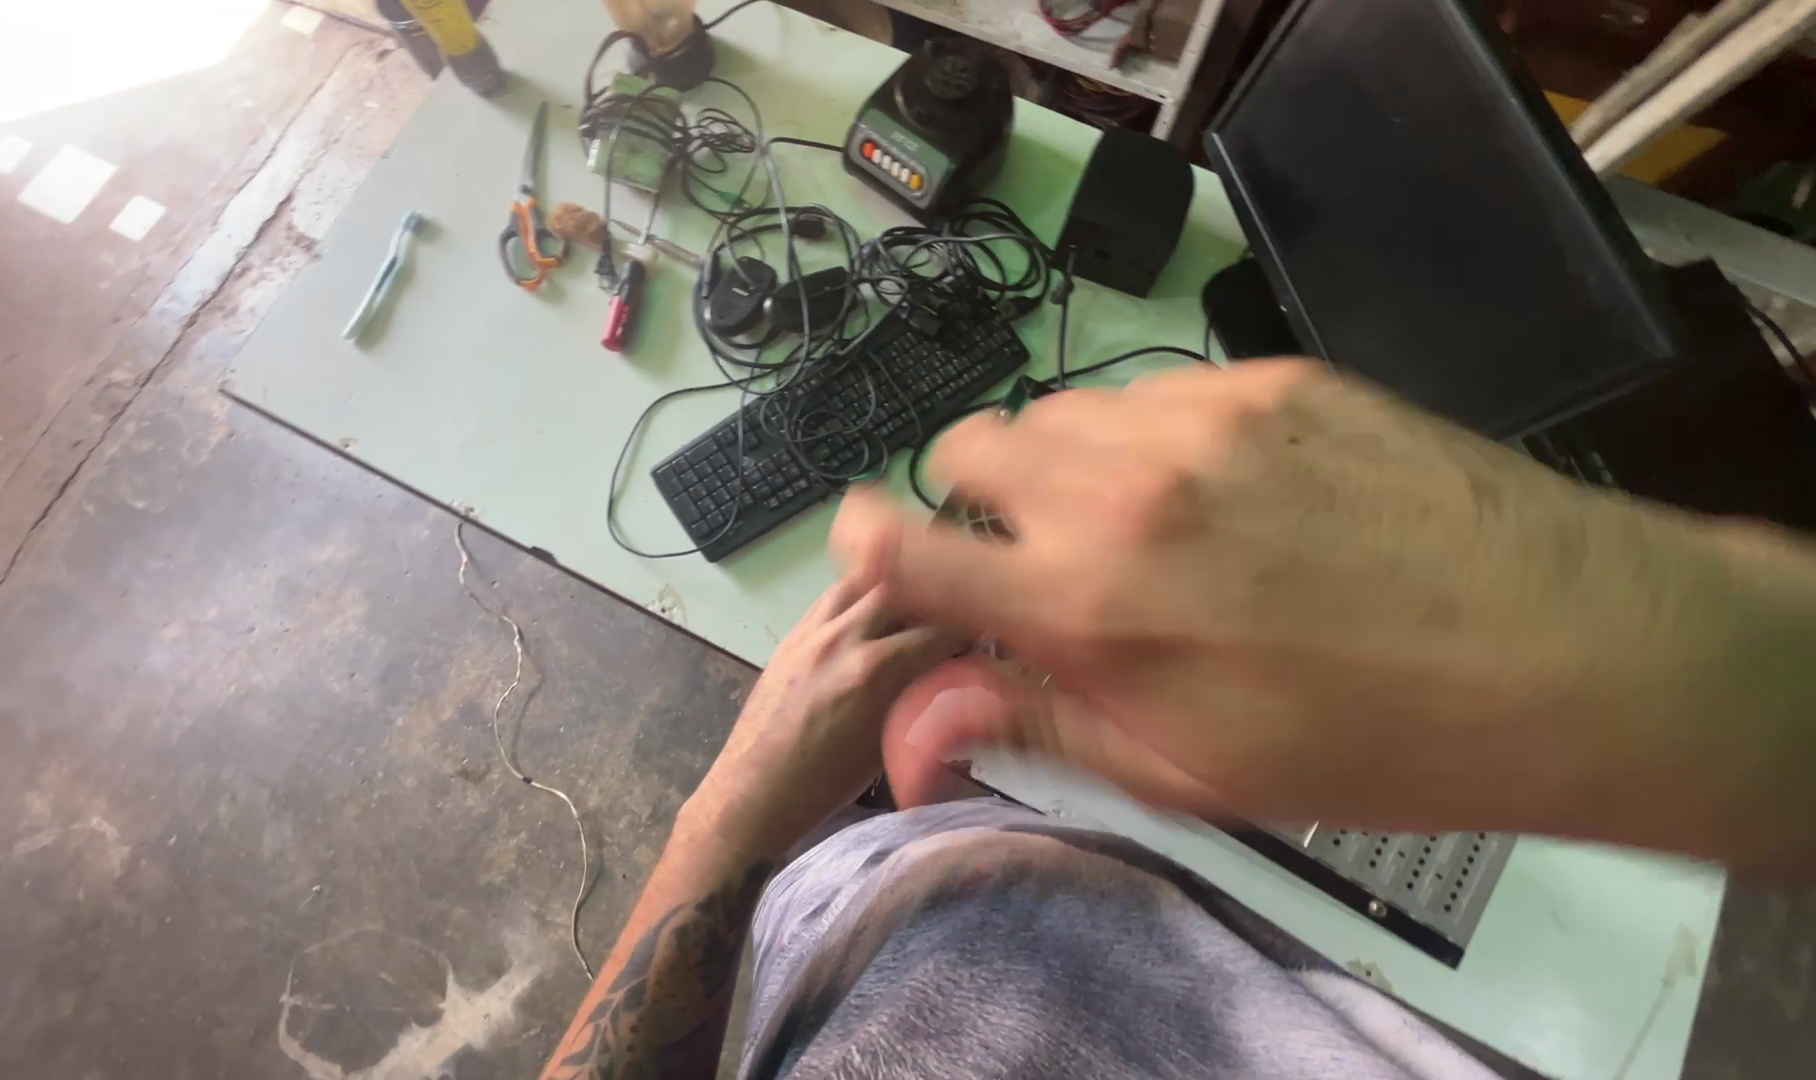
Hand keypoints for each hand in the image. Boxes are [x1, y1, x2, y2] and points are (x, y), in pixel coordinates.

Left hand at [682, 578, 963, 857]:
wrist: (756, 790)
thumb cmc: (827, 783)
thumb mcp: (888, 742)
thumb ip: (919, 697)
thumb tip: (951, 671)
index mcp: (874, 671)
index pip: (938, 629)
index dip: (969, 628)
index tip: (981, 635)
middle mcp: (844, 638)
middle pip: (904, 586)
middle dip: (936, 595)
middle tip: (951, 612)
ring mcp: (814, 631)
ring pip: (864, 579)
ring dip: (896, 584)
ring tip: (915, 600)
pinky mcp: (793, 633)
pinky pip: (833, 595)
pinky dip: (860, 593)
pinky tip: (872, 609)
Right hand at [837, 360, 1801, 860]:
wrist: (1571, 650)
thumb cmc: (1360, 739)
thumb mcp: (1176, 772)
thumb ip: (1025, 725)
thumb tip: (906, 725)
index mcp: (1086, 604)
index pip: (907, 550)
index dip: (864, 540)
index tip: (868, 541)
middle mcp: (1118, 493)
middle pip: (967, 447)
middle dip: (975, 498)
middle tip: (1035, 548)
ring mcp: (1192, 420)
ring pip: (1052, 415)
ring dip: (1060, 465)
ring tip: (1133, 519)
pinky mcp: (1260, 380)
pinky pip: (1146, 394)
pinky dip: (1144, 439)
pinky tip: (1217, 487)